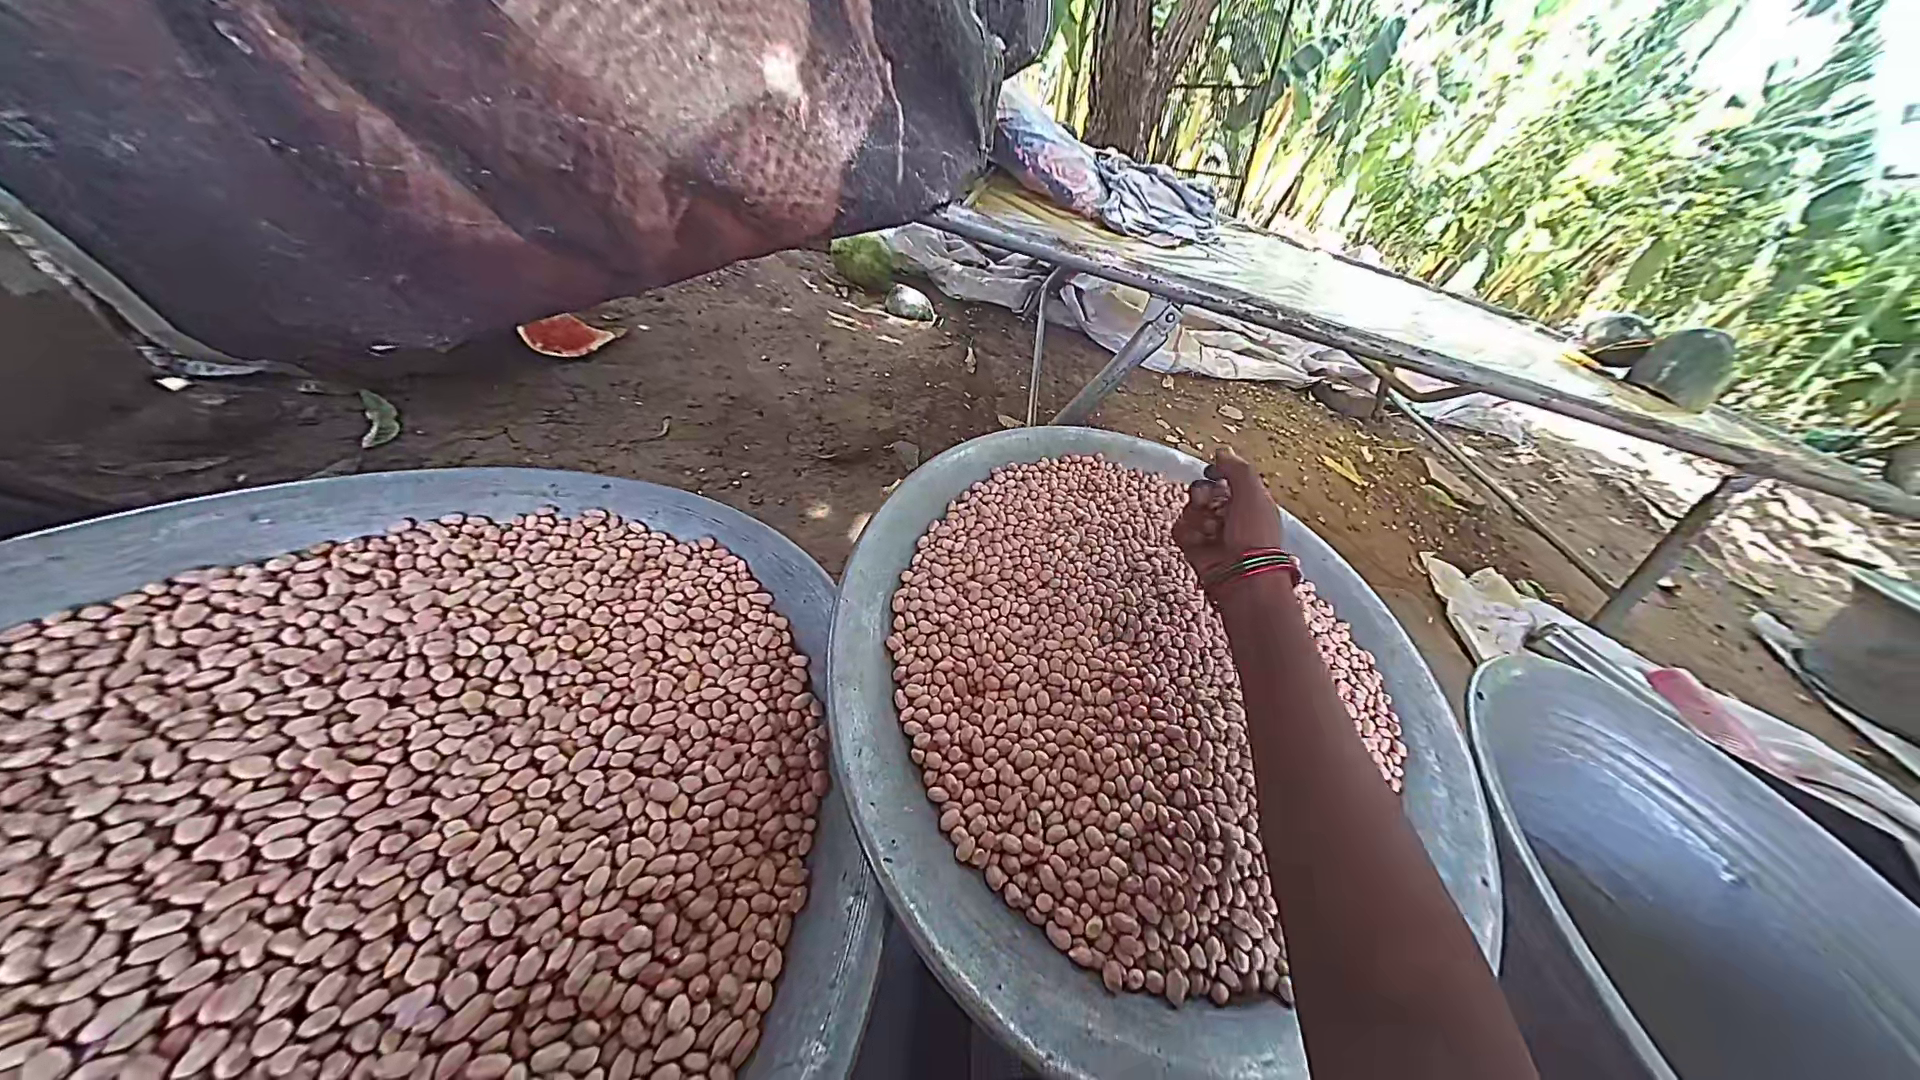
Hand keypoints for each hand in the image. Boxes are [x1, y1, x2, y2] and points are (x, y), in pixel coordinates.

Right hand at [1172, 447, 1285, 581]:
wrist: (1241, 573)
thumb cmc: (1254, 533)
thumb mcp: (1253, 493)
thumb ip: (1237, 468)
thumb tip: (1221, 451)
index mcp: (1246, 500)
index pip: (1222, 478)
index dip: (1215, 474)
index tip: (1212, 475)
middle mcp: (1226, 514)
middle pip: (1200, 491)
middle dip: (1202, 496)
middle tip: (1210, 505)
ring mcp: (1208, 530)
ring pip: (1188, 509)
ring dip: (1197, 518)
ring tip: (1211, 531)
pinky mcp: (1192, 545)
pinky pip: (1179, 529)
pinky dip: (1188, 533)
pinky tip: (1201, 541)